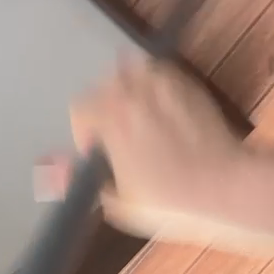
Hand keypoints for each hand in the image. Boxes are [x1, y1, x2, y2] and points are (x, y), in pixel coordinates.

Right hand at [62, 58, 273, 249]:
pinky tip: (169, 114)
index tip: (100, 152)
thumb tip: (47, 165)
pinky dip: (158, 86)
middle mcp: (132, 92)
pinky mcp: (188, 83)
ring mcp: (163, 83)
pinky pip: (162, 73)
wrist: (226, 185)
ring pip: (133, 72)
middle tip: (124, 139)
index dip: (86, 131)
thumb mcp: (116, 200)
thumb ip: (75, 179)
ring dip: (133, 90)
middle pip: (105, 85)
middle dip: (109, 107)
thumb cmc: (170, 201)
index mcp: (109, 118)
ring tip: (146, 122)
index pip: (80, 107)